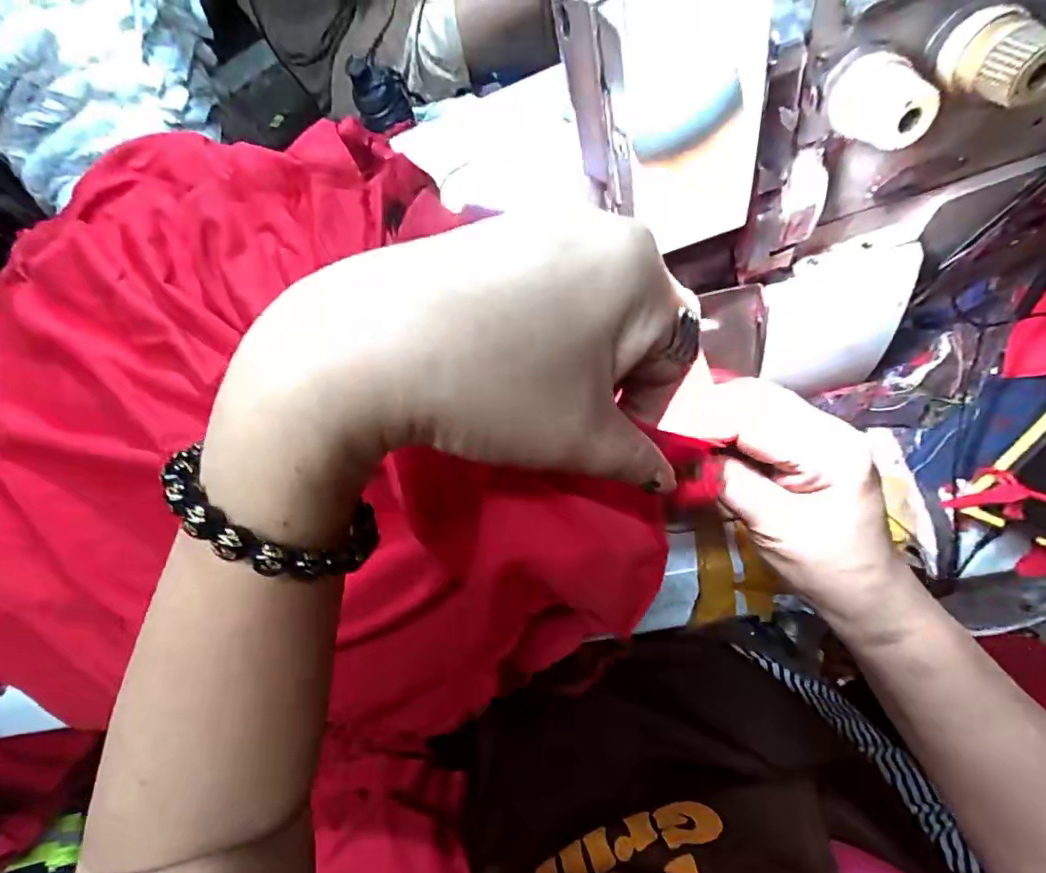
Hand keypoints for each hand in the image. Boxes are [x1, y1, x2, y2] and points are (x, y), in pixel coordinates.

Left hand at [202, 210, 696, 543]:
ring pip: (579, 306)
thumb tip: (665, 478)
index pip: (674, 354)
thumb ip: (635, 459)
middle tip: (553, 415)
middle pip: (628, 324)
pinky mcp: (485, 232)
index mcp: (641, 266)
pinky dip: (524, 329)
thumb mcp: (578, 439)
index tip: (598, 441)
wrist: (371, 346)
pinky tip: (483, 355)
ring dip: (564, 357)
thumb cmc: (496, 392)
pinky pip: (532, 289)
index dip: (642, 412)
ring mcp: (536, 220)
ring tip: (514, 388)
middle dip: (603, 380)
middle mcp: (598, 226)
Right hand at [670, 378, 908, 622]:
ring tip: (676, 431)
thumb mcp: (773, 527)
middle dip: (705, 408)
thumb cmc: (823, 566)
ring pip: (756, 402)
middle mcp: (828, 427)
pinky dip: (725, 424)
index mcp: (830, 448)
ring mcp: (818, 432)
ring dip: (713, 413)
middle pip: (756, 397)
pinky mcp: (804, 442)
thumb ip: (731, 484)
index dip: (704, 419)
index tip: (661, 430)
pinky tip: (702, 438)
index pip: (755, 416)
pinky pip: (759, 419)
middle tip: (661, 426)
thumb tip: (684, 456)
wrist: (862, 588)